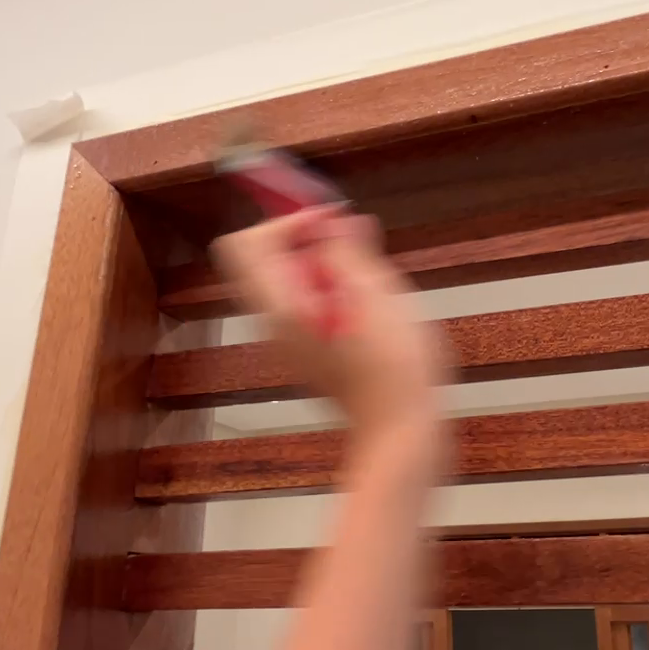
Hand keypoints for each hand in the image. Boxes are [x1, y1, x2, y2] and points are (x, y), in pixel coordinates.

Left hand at [213, 205, 447, 435]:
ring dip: (326, 268)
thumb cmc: (393, 363)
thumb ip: (345, 249)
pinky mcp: (310, 353)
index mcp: (281, 307)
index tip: (332, 225)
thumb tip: (329, 220)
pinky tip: (370, 311)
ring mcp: (289, 342)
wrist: (401, 428)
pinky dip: (333, 293)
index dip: (286, 223)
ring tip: (370, 284)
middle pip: (267, 261)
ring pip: (291, 282)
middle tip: (355, 252)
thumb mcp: (375, 293)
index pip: (246, 244)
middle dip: (308, 243)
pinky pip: (308, 306)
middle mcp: (273, 325)